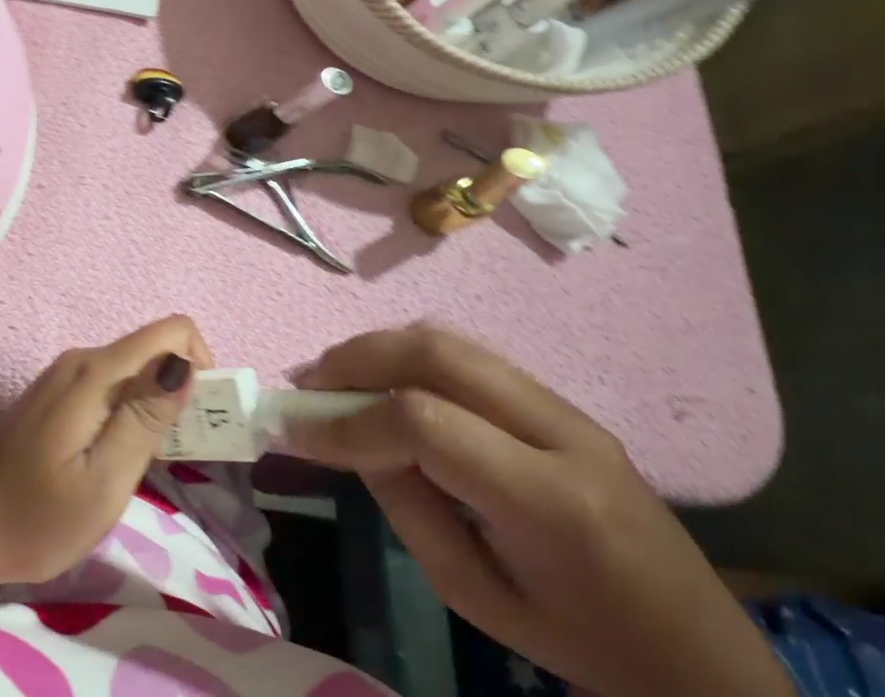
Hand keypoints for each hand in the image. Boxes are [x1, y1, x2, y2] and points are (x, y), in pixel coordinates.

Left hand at [0, 316, 212, 585]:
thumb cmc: (36, 517)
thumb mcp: (104, 480)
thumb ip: (145, 418)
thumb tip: (184, 364)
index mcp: (94, 374)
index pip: (170, 332)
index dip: (199, 369)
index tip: (197, 424)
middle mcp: (78, 362)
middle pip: (153, 351)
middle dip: (179, 393)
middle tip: (170, 457)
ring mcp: (61, 379)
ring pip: (133, 372)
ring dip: (155, 409)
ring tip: (142, 466)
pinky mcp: (53, 399)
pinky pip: (109, 389)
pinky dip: (128, 416)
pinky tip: (113, 461)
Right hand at [285, 326, 792, 696]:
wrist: (694, 649)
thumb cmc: (577, 638)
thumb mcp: (472, 592)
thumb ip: (405, 507)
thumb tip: (343, 438)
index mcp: (549, 502)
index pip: (425, 422)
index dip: (348, 420)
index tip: (295, 431)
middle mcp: (565, 436)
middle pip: (439, 354)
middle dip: (357, 359)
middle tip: (306, 384)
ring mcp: (571, 412)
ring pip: (454, 341)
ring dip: (379, 350)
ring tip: (333, 378)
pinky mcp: (565, 406)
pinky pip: (473, 358)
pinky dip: (411, 358)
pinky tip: (382, 383)